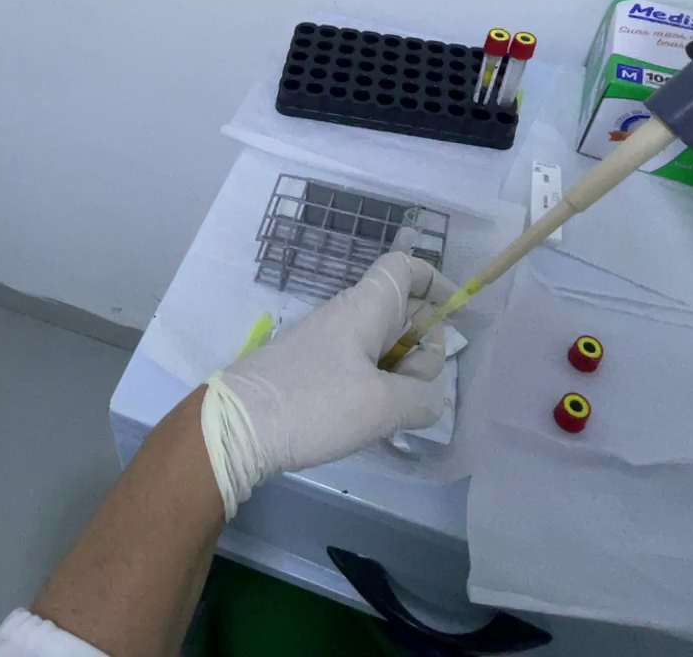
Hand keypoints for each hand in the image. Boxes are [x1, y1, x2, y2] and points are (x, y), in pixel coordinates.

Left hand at [199, 253, 450, 517]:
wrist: (237, 425)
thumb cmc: (313, 403)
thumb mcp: (383, 406)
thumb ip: (423, 398)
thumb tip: (429, 399)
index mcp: (366, 306)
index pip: (405, 266)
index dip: (436, 281)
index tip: (455, 315)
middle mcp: (349, 315)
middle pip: (405, 312)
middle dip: (424, 347)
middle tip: (411, 388)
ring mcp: (330, 342)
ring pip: (385, 346)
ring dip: (401, 377)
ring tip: (383, 412)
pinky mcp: (315, 369)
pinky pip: (363, 368)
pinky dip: (377, 390)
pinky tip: (365, 421)